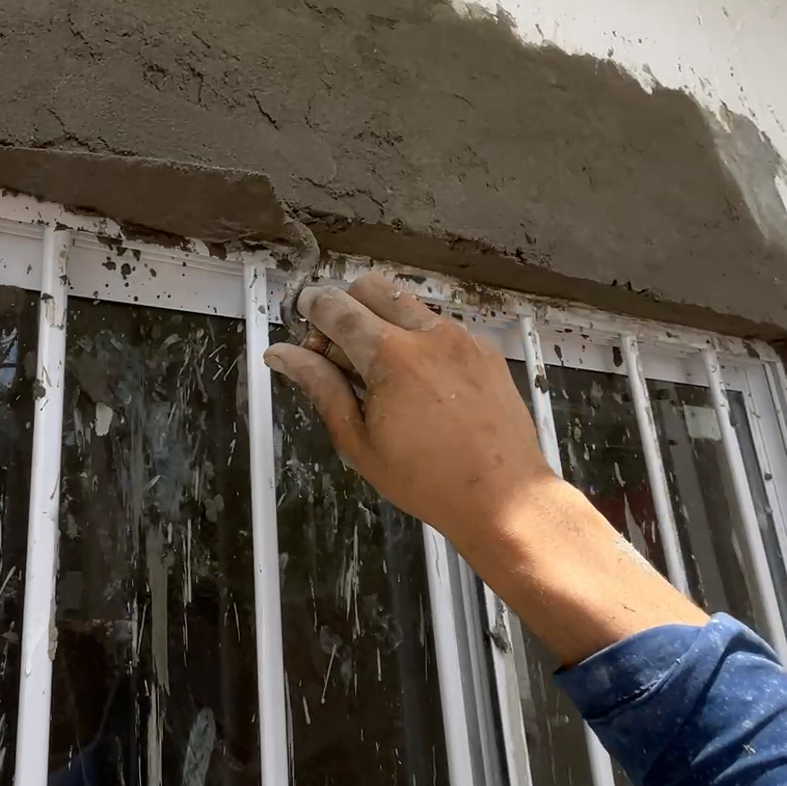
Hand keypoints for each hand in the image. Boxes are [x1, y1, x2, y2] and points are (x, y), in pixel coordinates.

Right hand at [264, 272, 705, 663]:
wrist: (506, 499)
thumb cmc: (425, 479)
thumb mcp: (358, 440)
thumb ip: (320, 385)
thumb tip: (280, 353)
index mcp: (389, 355)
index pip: (335, 306)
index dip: (310, 305)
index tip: (301, 313)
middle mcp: (427, 332)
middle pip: (370, 286)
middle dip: (346, 304)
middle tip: (338, 347)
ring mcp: (461, 336)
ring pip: (406, 302)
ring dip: (382, 319)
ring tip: (381, 368)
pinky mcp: (484, 347)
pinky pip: (439, 325)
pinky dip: (418, 337)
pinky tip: (421, 380)